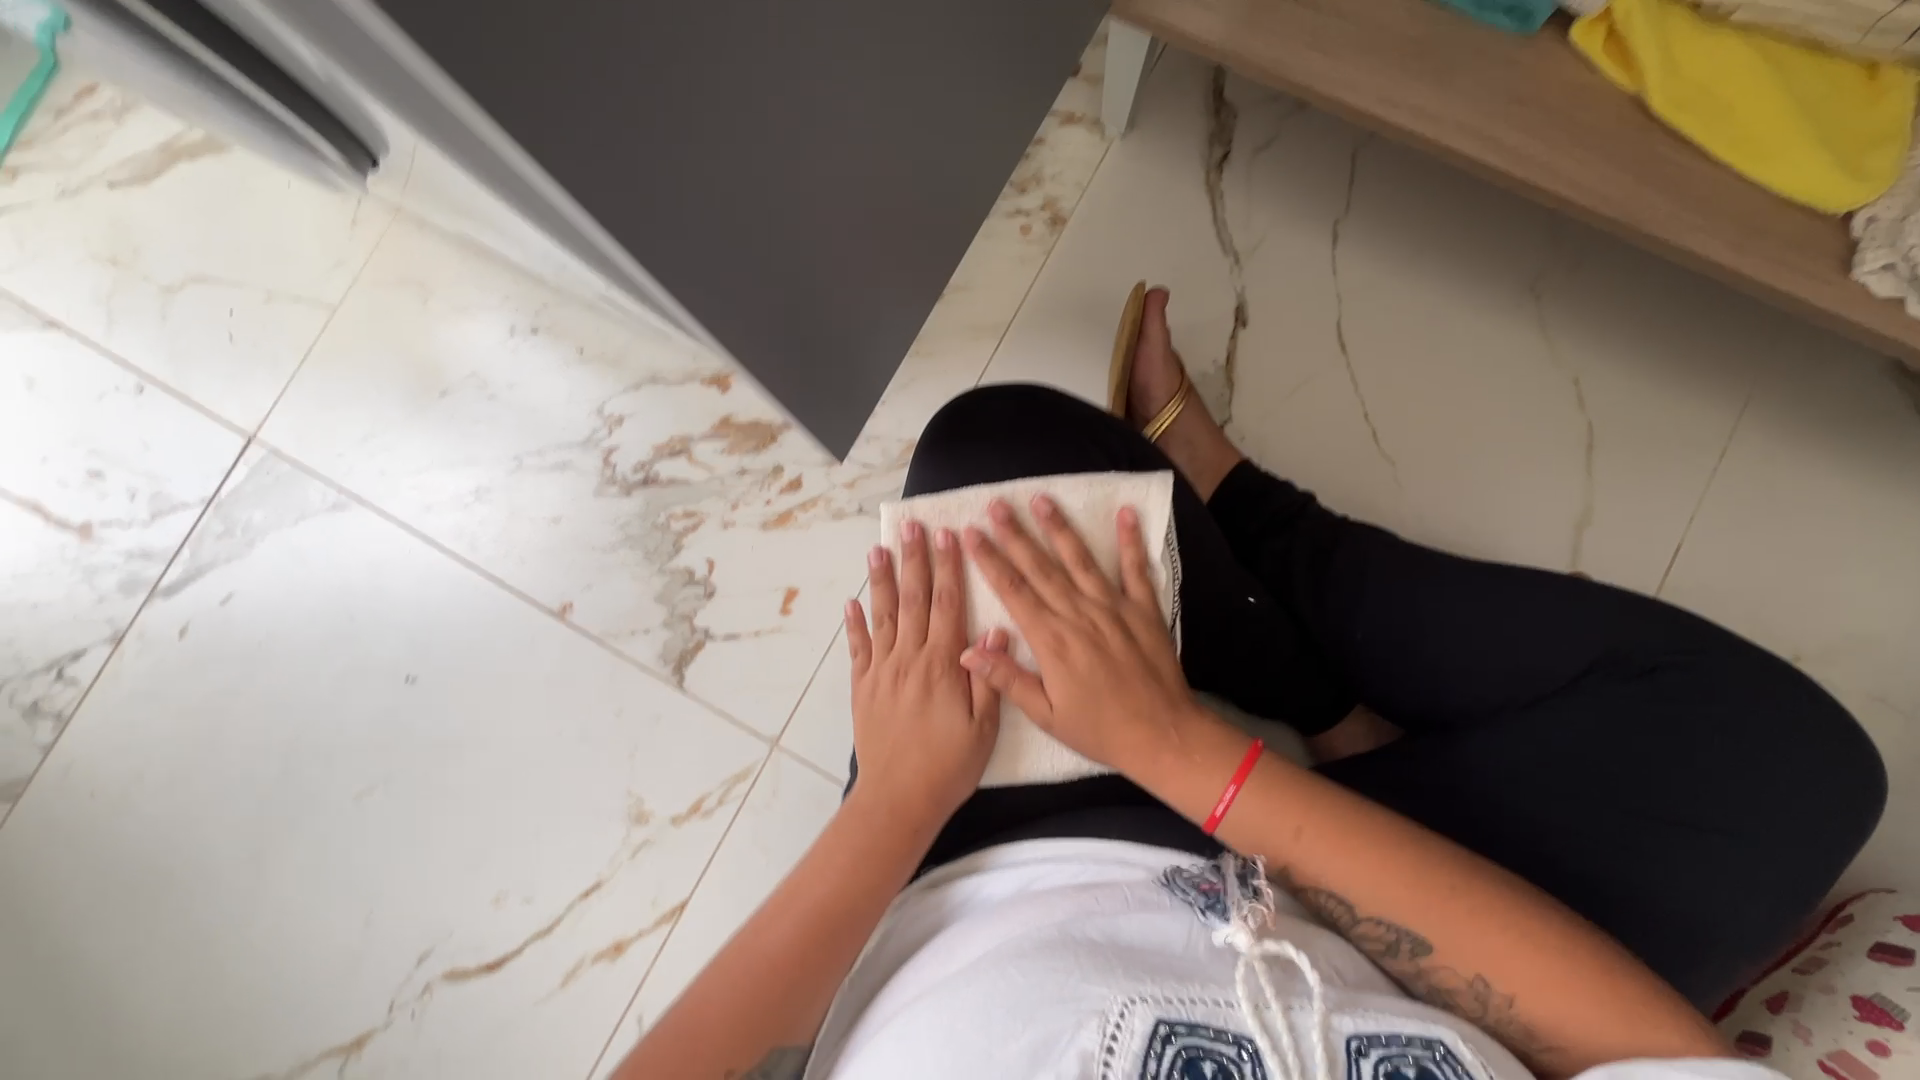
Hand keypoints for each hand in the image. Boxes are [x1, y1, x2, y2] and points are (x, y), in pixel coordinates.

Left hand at [846, 521, 1001, 829]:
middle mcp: (909, 659)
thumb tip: (994, 631)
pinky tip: (852, 602)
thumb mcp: (985, 727)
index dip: (948, 568)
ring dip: (881, 580)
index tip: (947, 536)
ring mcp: (881, 672)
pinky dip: (854, 624)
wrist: (899, 799)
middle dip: (914, 560)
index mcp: (942, 665)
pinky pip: (858, 649)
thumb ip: (988, 677)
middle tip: (912, 526)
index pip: (947, 604)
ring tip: (878, 549)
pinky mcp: (863, 688)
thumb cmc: (950, 766)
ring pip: (882, 616)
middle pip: (912, 600)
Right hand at [958, 495, 1213, 776]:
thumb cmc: (1099, 730)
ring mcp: (1114, 608)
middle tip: (996, 504)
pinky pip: (1136, 569)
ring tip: (1041, 498)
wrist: (1162, 736)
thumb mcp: (1046, 715)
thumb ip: (1007, 679)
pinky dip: (1131, 540)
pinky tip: (1125, 513)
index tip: (970, 532)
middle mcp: (1079, 614)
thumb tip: (966, 652)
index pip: (1012, 590)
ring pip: (1080, 560)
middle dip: (1015, 534)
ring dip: (1059, 528)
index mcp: (1051, 639)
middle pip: (1040, 567)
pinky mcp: (1144, 610)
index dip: (989, 559)